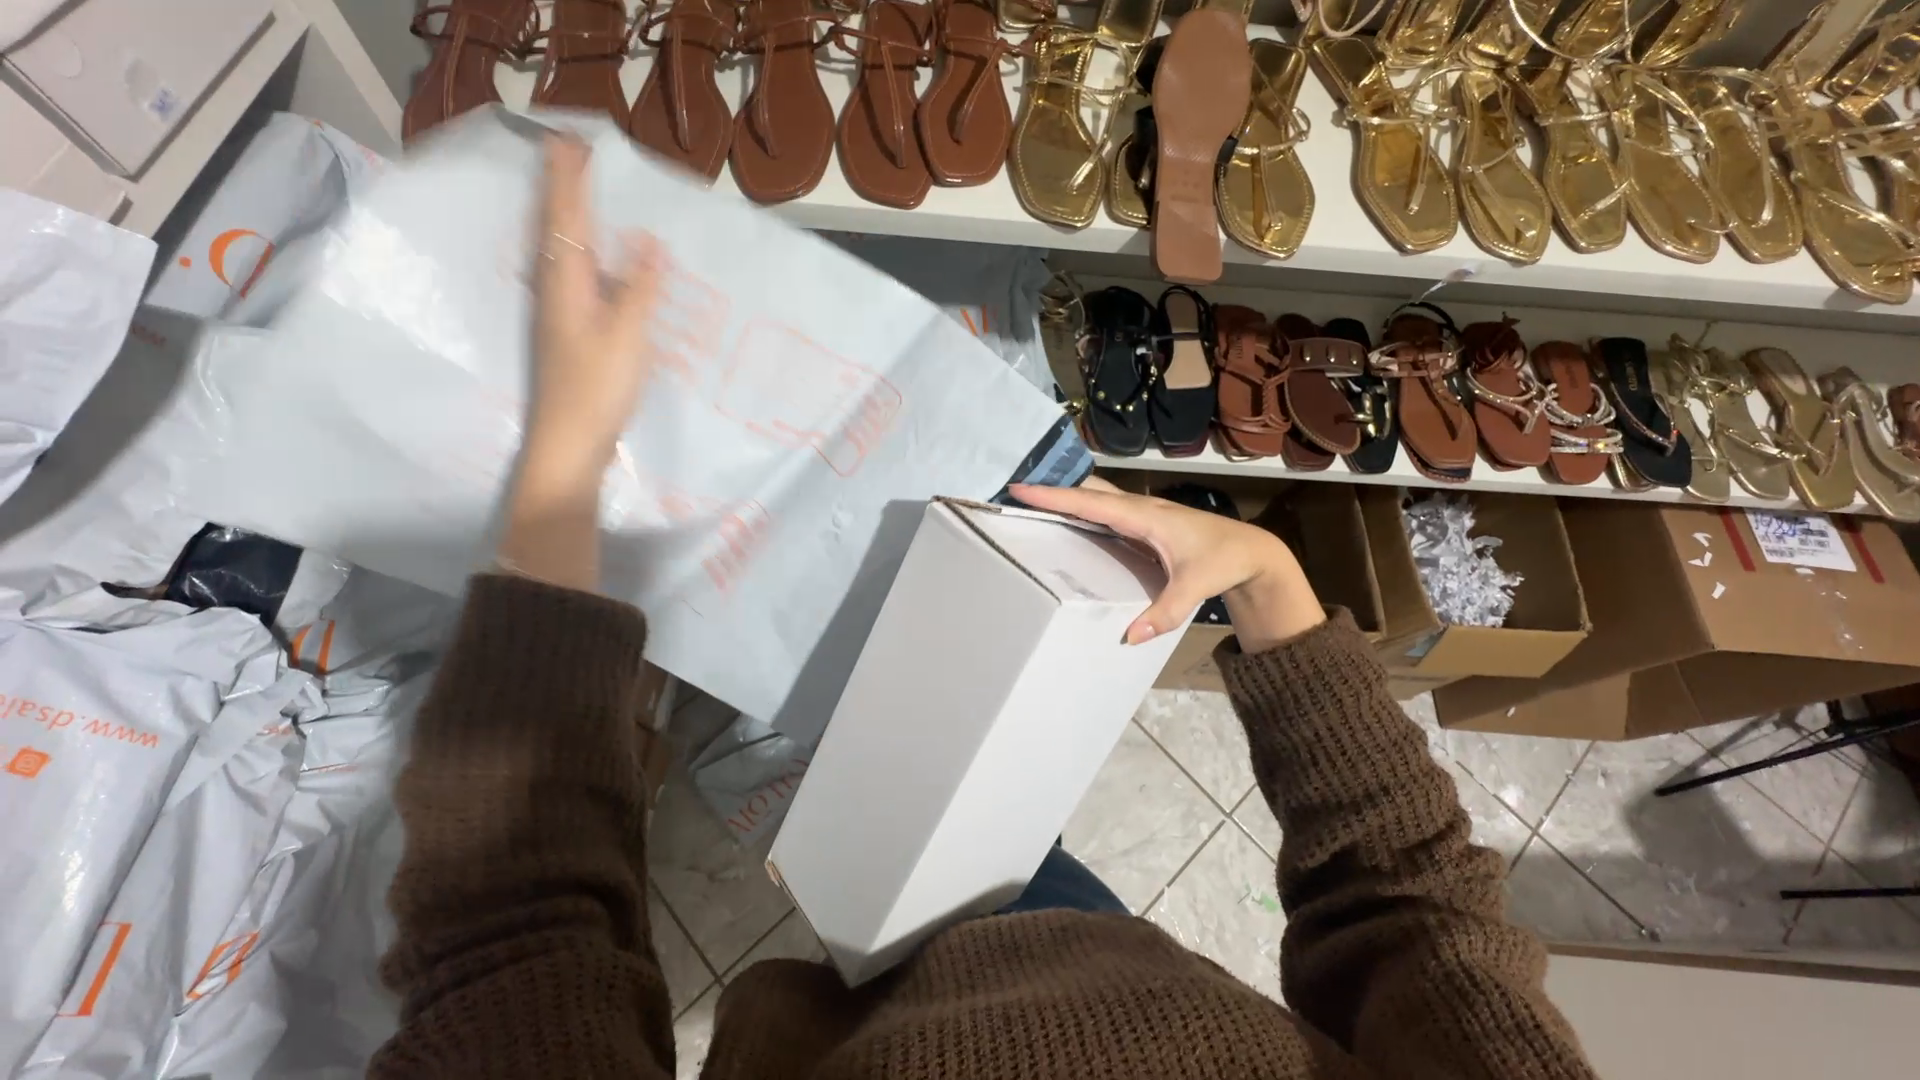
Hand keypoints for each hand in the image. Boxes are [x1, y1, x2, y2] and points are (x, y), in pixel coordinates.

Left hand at [525, 134, 660, 479]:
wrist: (568, 443)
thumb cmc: (597, 388)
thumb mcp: (628, 335)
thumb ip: (639, 286)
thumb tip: (648, 240)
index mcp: (566, 282)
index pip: (564, 216)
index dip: (567, 178)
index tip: (568, 140)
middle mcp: (554, 290)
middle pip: (552, 228)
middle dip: (561, 190)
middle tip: (570, 156)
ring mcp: (557, 313)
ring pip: (558, 252)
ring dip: (567, 219)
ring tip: (581, 194)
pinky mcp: (567, 333)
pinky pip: (571, 276)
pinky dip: (582, 254)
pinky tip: (598, 261)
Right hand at [1008, 480, 1324, 652]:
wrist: (1252, 552)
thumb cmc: (1224, 562)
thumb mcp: (1195, 588)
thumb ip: (1164, 612)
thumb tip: (1130, 637)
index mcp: (1145, 517)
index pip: (1091, 503)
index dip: (1055, 496)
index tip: (1022, 488)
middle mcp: (1140, 508)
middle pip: (1089, 491)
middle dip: (1054, 489)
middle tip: (1017, 492)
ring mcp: (1142, 513)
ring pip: (1097, 497)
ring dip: (1067, 497)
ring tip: (1034, 502)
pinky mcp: (1145, 523)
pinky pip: (1105, 509)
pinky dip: (1082, 508)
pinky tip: (1071, 520)